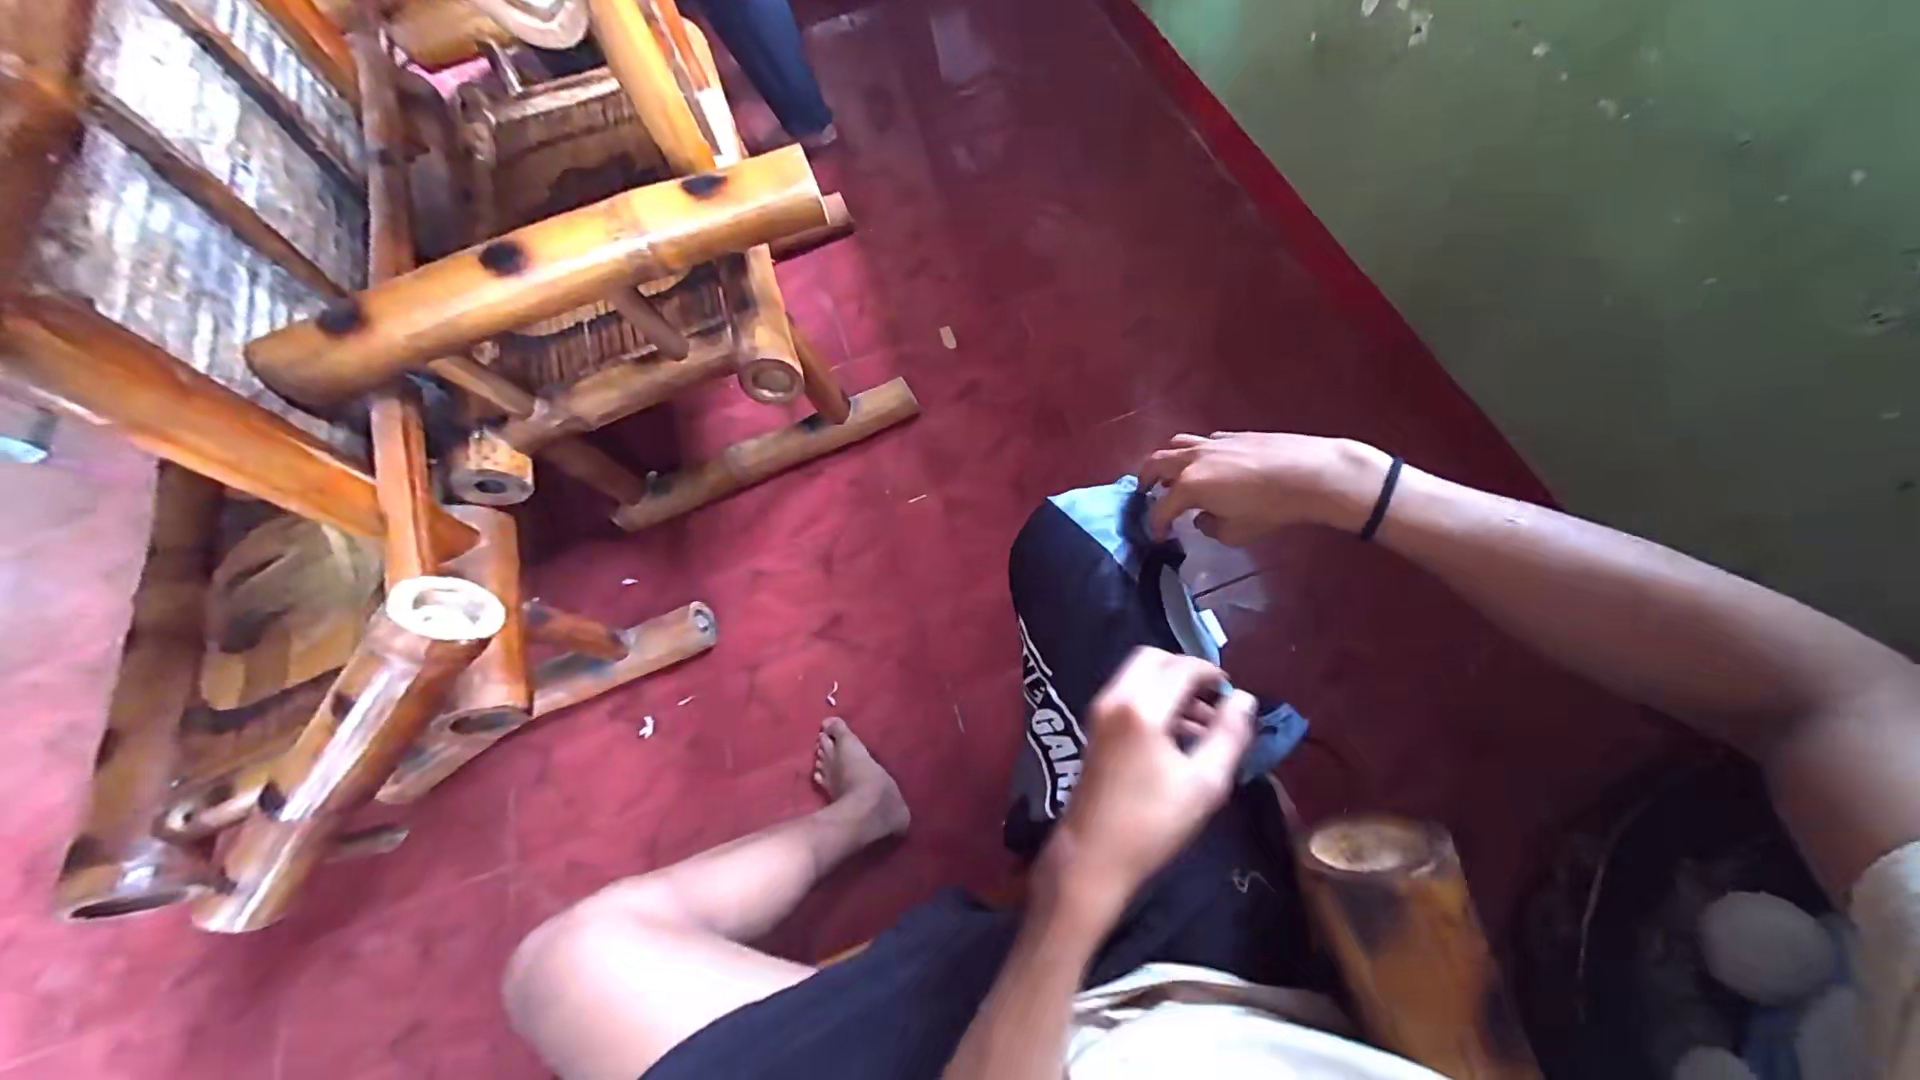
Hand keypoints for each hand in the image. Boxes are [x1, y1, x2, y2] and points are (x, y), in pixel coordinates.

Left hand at [1037, 648, 1255, 921]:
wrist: (1093, 854)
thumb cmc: (1153, 823)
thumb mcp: (1205, 783)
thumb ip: (1229, 735)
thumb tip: (1244, 699)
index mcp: (1141, 707)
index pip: (1180, 667)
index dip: (1210, 672)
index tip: (1232, 692)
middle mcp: (1115, 698)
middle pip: (1153, 659)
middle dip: (1186, 672)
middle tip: (1214, 701)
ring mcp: (1099, 711)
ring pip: (1138, 676)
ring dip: (1170, 687)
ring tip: (1204, 727)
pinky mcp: (1094, 727)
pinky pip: (1127, 695)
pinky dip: (1153, 701)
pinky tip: (1178, 737)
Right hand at [1137, 432, 1392, 542]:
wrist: (1312, 474)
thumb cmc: (1271, 509)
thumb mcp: (1236, 533)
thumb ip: (1210, 527)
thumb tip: (1202, 518)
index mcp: (1189, 486)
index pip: (1161, 509)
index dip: (1156, 526)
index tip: (1158, 537)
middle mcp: (1193, 460)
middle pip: (1155, 464)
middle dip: (1145, 479)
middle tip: (1144, 491)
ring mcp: (1212, 443)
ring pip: (1175, 445)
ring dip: (1165, 460)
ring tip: (1168, 472)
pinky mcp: (1233, 435)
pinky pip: (1202, 441)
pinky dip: (1195, 452)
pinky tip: (1206, 463)